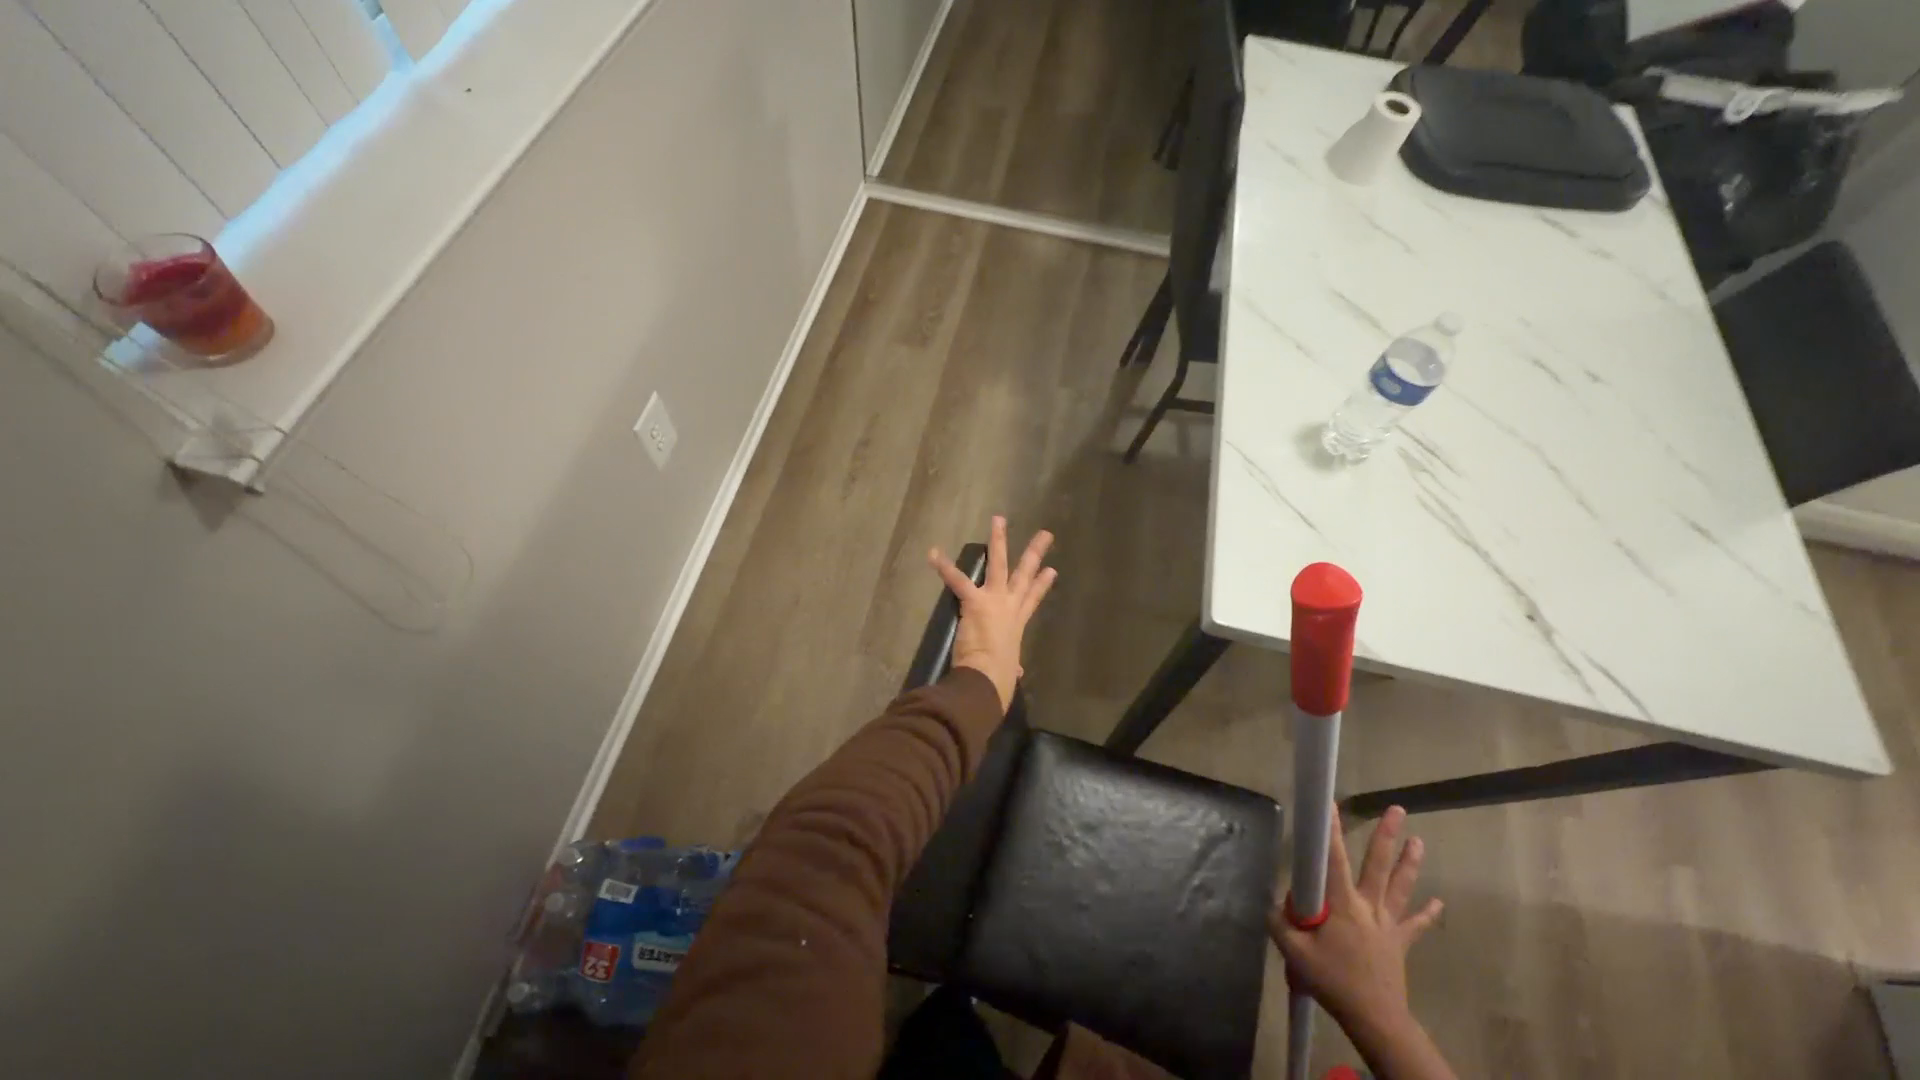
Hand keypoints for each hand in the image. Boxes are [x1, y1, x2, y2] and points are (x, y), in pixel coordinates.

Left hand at [927, 517, 1056, 710]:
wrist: (987, 679)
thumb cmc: (999, 680)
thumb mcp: (1009, 672)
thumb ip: (1011, 667)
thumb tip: (1014, 673)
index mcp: (1017, 624)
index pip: (1032, 599)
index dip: (1041, 584)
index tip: (1051, 570)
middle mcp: (1010, 607)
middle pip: (1024, 575)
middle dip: (1034, 553)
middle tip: (1044, 533)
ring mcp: (994, 601)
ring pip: (998, 564)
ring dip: (997, 540)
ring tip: (998, 519)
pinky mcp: (975, 602)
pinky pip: (958, 580)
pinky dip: (944, 567)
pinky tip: (933, 553)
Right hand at [1271, 806, 1442, 1035]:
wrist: (1374, 1017)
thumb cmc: (1332, 981)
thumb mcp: (1293, 952)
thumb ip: (1279, 922)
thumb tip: (1274, 903)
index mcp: (1342, 904)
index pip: (1333, 859)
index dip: (1330, 831)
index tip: (1329, 804)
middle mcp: (1368, 906)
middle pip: (1378, 865)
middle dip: (1387, 836)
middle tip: (1397, 809)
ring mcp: (1388, 923)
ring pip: (1401, 887)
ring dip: (1410, 863)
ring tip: (1419, 841)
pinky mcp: (1400, 942)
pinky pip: (1416, 925)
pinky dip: (1427, 913)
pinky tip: (1438, 903)